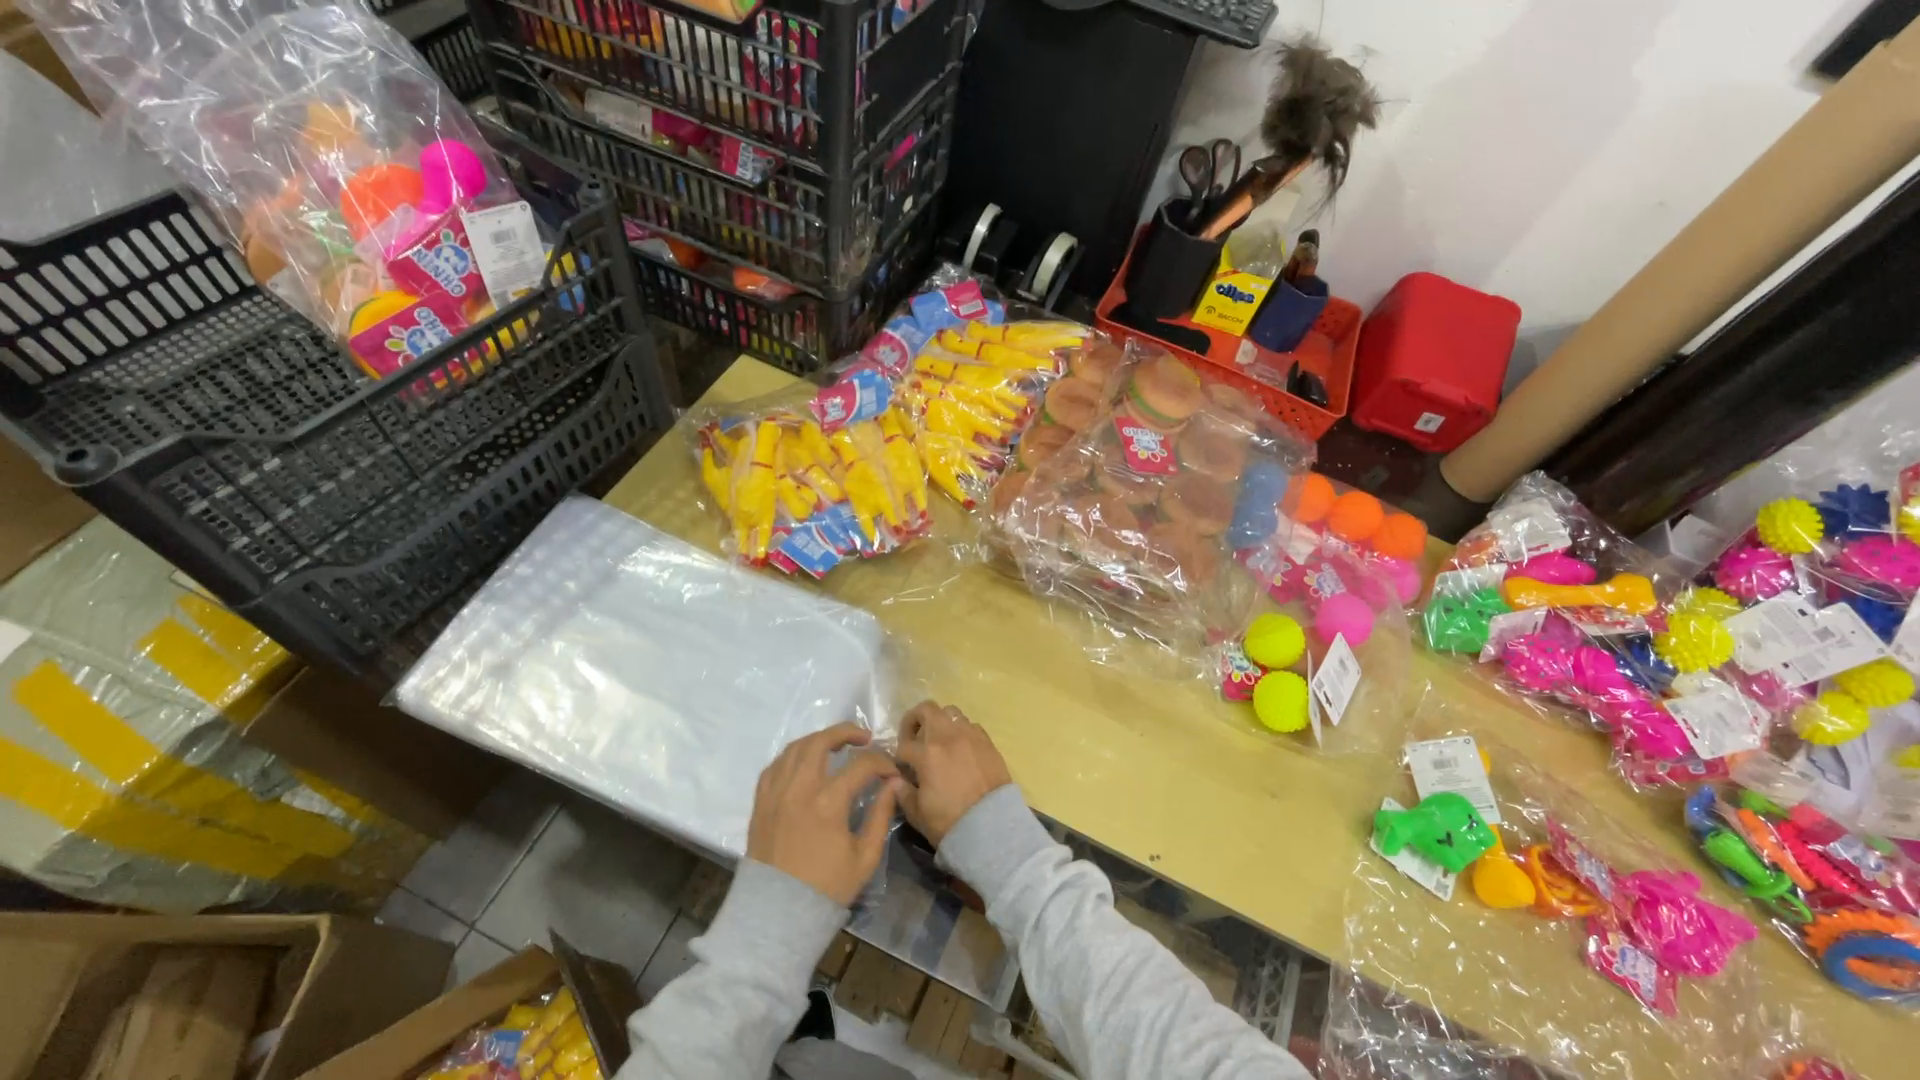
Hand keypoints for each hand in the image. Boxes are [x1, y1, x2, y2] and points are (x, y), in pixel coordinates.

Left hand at [747, 723, 901, 906]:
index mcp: (827, 803)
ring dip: (818, 740)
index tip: (892, 772)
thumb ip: (880, 815)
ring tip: (835, 745)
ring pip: (794, 748)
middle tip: (863, 738)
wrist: (778, 912)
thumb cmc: (826, 887)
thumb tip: (893, 784)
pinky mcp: (760, 802)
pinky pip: (775, 765)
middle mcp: (798, 789)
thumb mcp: (864, 857)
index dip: (882, 763)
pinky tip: (805, 762)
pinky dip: (793, 756)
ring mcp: (775, 793)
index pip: (861, 765)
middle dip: (846, 732)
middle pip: (821, 741)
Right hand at [895, 702, 1011, 848]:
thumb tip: (894, 780)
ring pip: (951, 713)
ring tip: (939, 741)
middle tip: (913, 737)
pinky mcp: (988, 742)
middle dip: (915, 719)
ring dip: (940, 722)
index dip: (898, 755)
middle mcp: (948, 737)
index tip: (900, 767)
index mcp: (927, 754)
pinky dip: (961, 732)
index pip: (904, 745)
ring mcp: (971, 737)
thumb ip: (902, 792)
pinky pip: (971, 726)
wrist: (992, 828)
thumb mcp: (917, 813)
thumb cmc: (949, 822)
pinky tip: (960, 749)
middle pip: (927, 710)